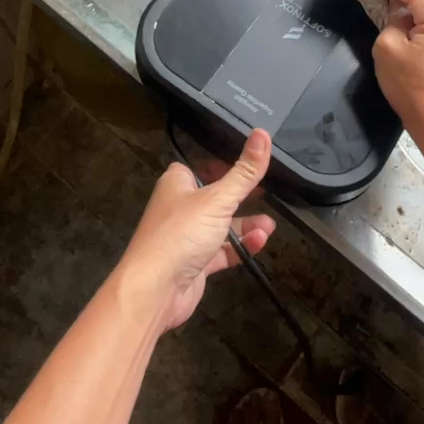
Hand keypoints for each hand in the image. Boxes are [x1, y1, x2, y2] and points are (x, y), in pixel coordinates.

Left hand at [115, 128, 276, 331]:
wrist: (154, 290)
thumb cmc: (181, 233)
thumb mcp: (218, 198)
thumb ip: (244, 171)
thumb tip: (263, 133)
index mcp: (178, 182)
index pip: (205, 165)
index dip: (227, 165)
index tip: (254, 165)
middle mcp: (180, 205)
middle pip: (217, 196)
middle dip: (243, 198)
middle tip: (267, 195)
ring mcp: (187, 236)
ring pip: (222, 225)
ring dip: (246, 225)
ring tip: (269, 227)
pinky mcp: (195, 262)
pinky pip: (222, 250)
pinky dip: (240, 247)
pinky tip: (258, 243)